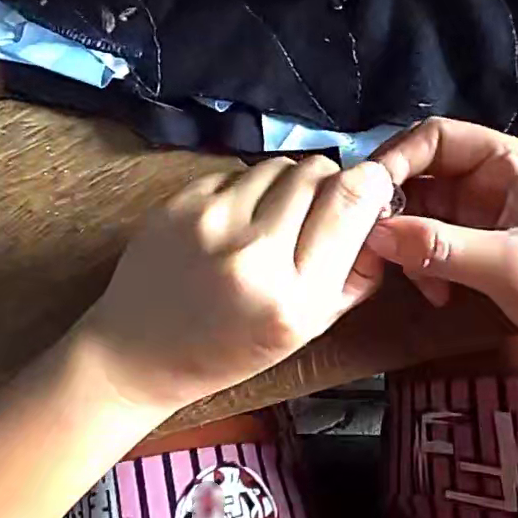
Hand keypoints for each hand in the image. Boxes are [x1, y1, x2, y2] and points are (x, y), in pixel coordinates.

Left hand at [76, 156, 395, 415]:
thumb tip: (379, 210)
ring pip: (277, 164)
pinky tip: (233, 221)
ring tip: (269, 218)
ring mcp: (210, 220)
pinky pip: (236, 171)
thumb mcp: (305, 332)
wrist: (139, 352)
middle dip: (327, 183)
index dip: (369, 183)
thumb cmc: (227, 351)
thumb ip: (353, 275)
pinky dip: (246, 188)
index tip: (368, 188)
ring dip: (286, 183)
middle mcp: (252, 251)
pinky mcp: (179, 202)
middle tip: (315, 210)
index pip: (350, 199)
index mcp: (293, 296)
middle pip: (316, 170)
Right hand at [363, 118, 517, 367]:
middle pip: (424, 175)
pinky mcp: (481, 248)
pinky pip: (433, 242)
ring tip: (416, 279)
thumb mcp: (509, 266)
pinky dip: (422, 263)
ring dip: (408, 242)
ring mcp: (487, 216)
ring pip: (423, 212)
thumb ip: (438, 245)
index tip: (365, 195)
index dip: (398, 158)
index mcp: (512, 162)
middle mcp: (495, 180)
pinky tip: (436, 293)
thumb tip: (373, 232)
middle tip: (376, 244)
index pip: (437, 137)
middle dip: (398, 209)